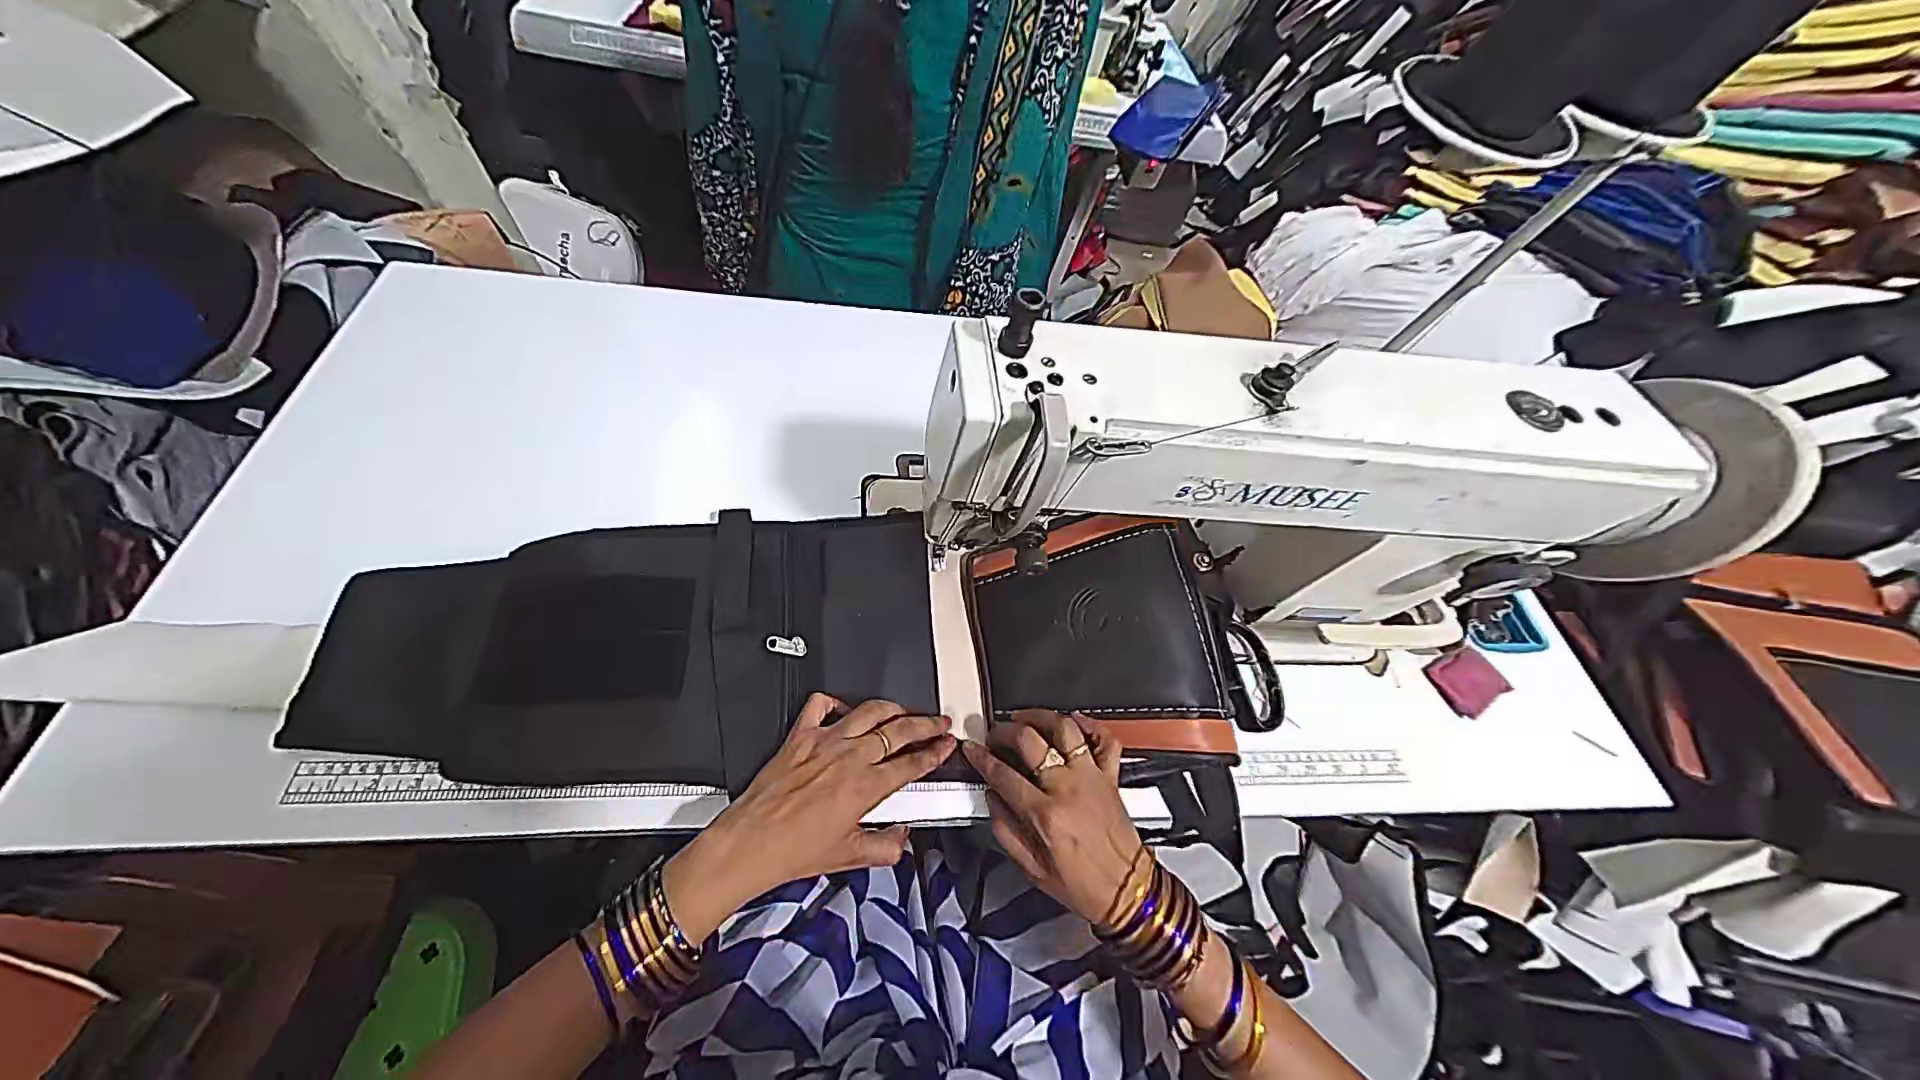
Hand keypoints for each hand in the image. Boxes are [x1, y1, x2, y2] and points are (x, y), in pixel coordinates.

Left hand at [667, 695, 953, 935]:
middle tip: (938, 723)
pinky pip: (822, 705)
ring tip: (904, 711)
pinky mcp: (800, 736)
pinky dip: (838, 701)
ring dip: (894, 708)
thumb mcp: (848, 857)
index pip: (913, 762)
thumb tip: (899, 839)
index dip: (936, 752)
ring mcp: (825, 742)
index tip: (945, 746)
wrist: (748, 844)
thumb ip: (884, 846)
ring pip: (870, 711)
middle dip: (927, 724)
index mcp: (866, 787)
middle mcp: (849, 758)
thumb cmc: (790, 851)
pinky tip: (846, 708)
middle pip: (900, 728)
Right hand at [962, 710, 1145, 928]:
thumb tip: (992, 800)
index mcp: (1045, 815)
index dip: (981, 758)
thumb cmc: (1085, 884)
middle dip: (1004, 731)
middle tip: (996, 734)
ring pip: (1065, 729)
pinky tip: (1073, 721)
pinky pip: (1104, 740)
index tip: (974, 751)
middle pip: (1029, 740)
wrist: (1128, 892)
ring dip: (1040, 717)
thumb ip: (1005, 830)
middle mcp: (1068, 789)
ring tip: (1026, 718)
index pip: (1002, 774)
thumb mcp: (1032, 869)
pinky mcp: (1110, 777)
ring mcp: (1091, 778)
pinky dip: (1089, 724)